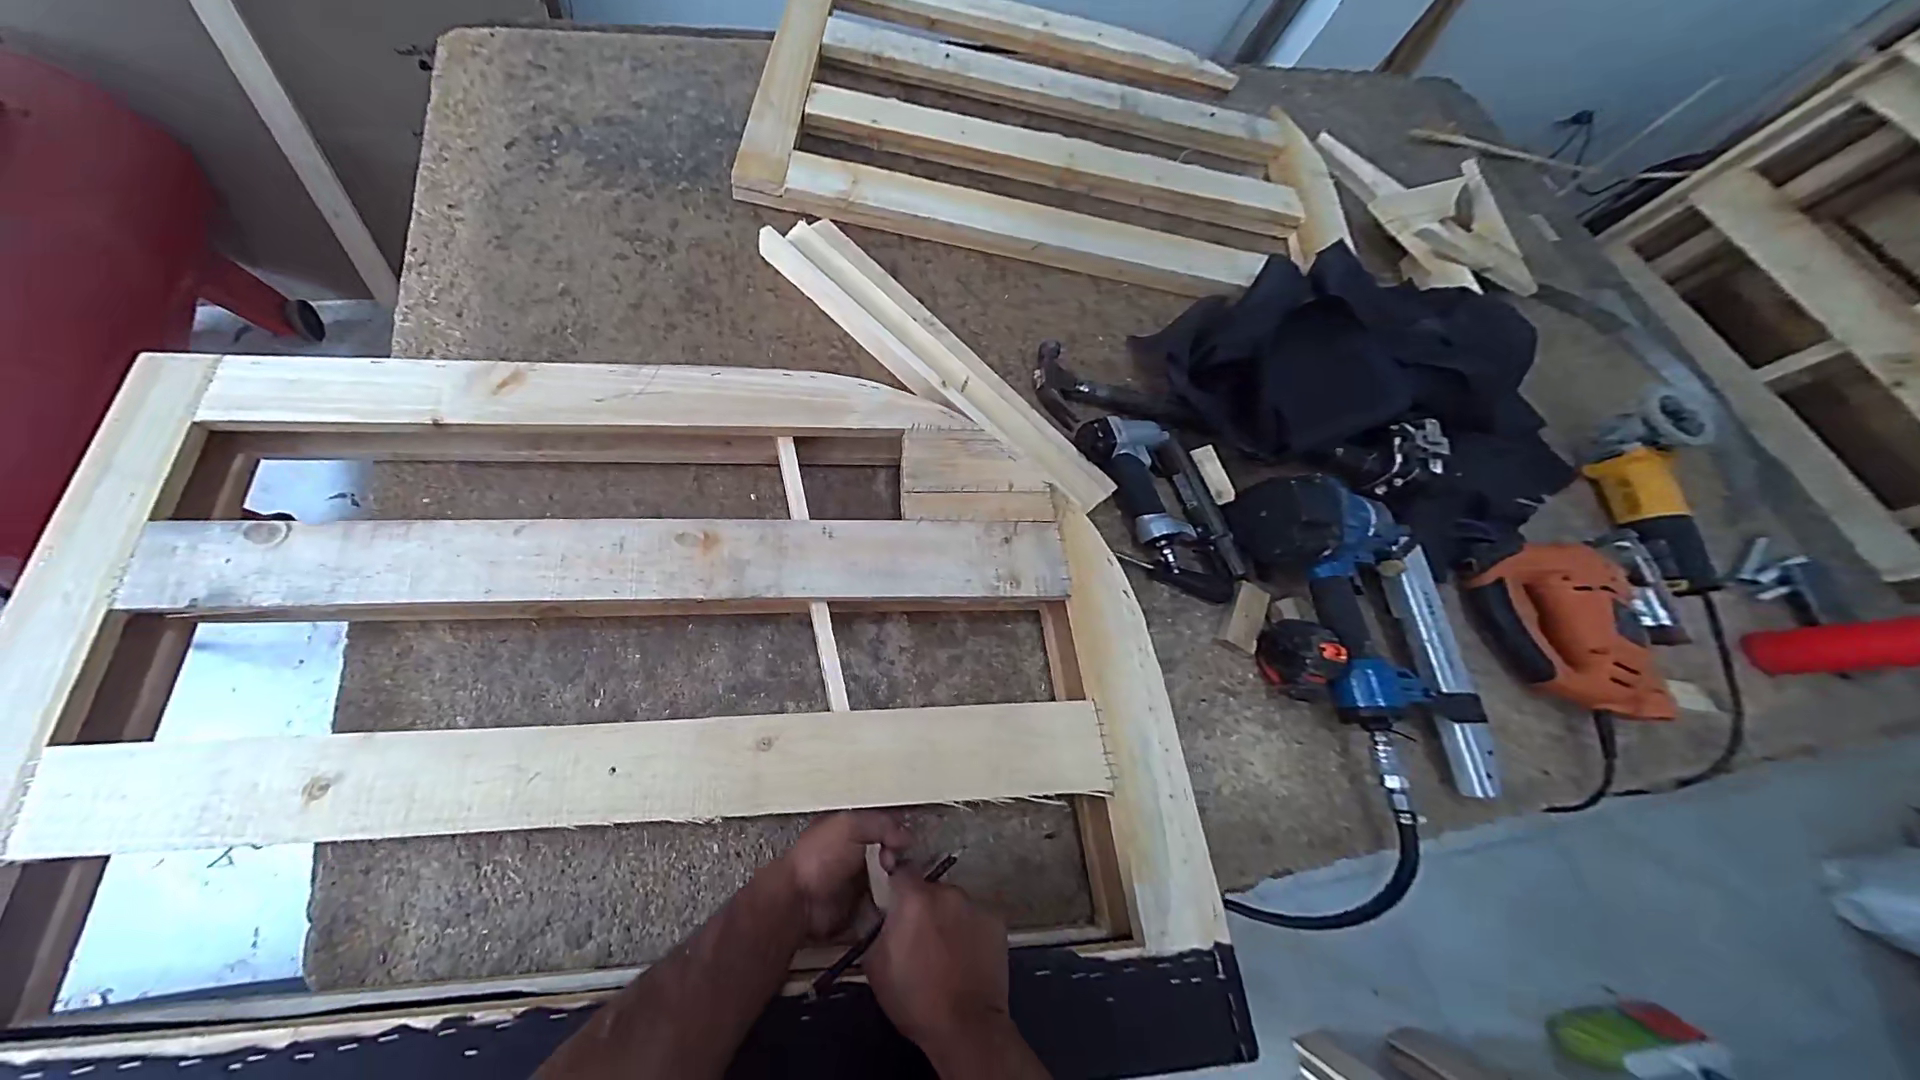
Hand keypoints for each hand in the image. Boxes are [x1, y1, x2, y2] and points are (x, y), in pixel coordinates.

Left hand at [775, 811, 910, 939]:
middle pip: (892, 856)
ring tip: (902, 889)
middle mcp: (857, 856)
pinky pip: (884, 910)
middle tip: (894, 867)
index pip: (884, 828)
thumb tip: (906, 837)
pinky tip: (901, 907)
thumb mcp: (850, 825)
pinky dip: (893, 910)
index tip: (903, 844)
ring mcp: (859, 886)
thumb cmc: (820, 856)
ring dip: (900, 887)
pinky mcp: (860, 912)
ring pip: (891, 883)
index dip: (897, 833)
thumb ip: (880, 824)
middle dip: (900, 862)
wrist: (798, 902)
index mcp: (851, 832)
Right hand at [865, 871, 1025, 1070]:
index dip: (897, 882)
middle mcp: (948, 892)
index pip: (903, 870)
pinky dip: (969, 930)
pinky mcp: (996, 921)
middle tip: (920, 937)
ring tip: (946, 950)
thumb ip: (876, 926)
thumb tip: (881, 911)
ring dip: (947, 917)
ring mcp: (975, 905)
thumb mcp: (875, 964)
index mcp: (915, 898)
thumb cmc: (914, 998)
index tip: (895, 898)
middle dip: (923, 906)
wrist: (966, 1026)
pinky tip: (966, 955)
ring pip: (954, 903)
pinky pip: (975, 918)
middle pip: (930, 889)